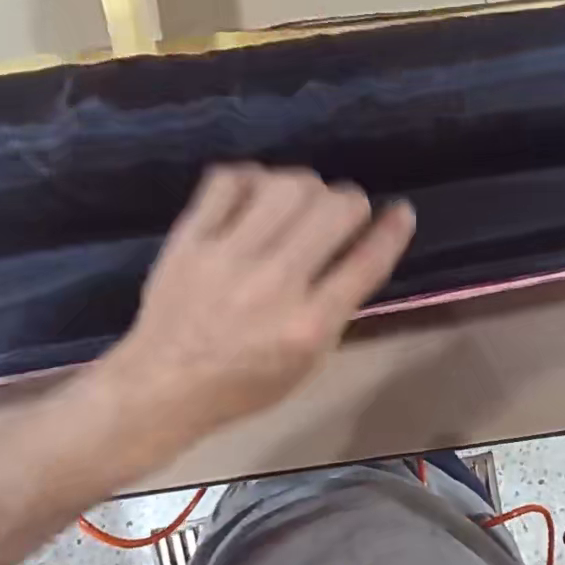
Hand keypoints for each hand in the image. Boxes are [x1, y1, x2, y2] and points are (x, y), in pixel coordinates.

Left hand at [93, 164, 415, 458]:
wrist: (163, 386)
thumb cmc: (245, 383)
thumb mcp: (308, 363)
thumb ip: (337, 308)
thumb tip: (359, 252)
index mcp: (309, 325)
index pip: (367, 261)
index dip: (394, 230)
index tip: (401, 212)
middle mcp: (275, 283)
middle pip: (334, 210)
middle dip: (351, 202)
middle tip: (343, 212)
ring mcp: (228, 255)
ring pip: (287, 186)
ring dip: (307, 185)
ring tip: (301, 200)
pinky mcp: (191, 238)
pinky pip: (229, 181)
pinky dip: (253, 178)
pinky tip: (257, 193)